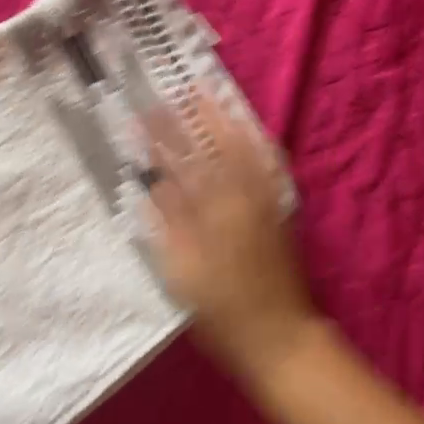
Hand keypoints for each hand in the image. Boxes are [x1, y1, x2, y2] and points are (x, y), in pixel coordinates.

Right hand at [146, 91, 321, 374]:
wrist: (280, 335)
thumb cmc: (223, 310)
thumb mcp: (184, 272)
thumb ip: (169, 223)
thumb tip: (152, 183)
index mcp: (210, 210)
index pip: (178, 162)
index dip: (159, 135)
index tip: (142, 111)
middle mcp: (238, 194)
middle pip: (209, 145)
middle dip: (188, 116)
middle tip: (173, 89)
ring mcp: (263, 197)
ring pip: (241, 145)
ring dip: (222, 117)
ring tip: (206, 92)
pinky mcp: (279, 205)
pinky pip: (269, 161)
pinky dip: (256, 139)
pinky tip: (249, 126)